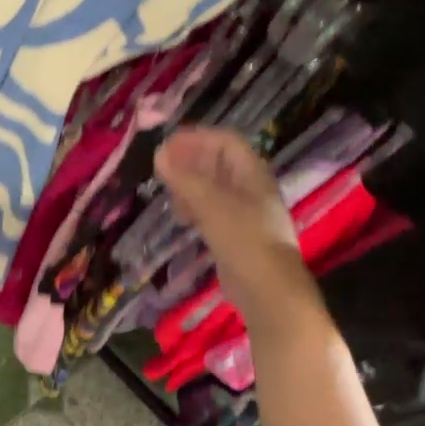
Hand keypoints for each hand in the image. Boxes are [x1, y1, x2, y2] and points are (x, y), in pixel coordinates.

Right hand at [156, 126, 319, 329]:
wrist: (266, 287)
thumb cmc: (243, 238)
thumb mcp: (211, 204)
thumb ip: (184, 178)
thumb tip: (159, 152)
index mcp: (252, 174)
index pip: (225, 141)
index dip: (197, 138)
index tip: (167, 143)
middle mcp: (250, 188)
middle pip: (219, 163)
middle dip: (190, 160)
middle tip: (161, 166)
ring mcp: (244, 211)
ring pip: (213, 187)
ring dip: (189, 184)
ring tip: (167, 190)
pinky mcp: (235, 233)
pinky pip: (212, 209)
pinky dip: (194, 206)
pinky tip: (181, 216)